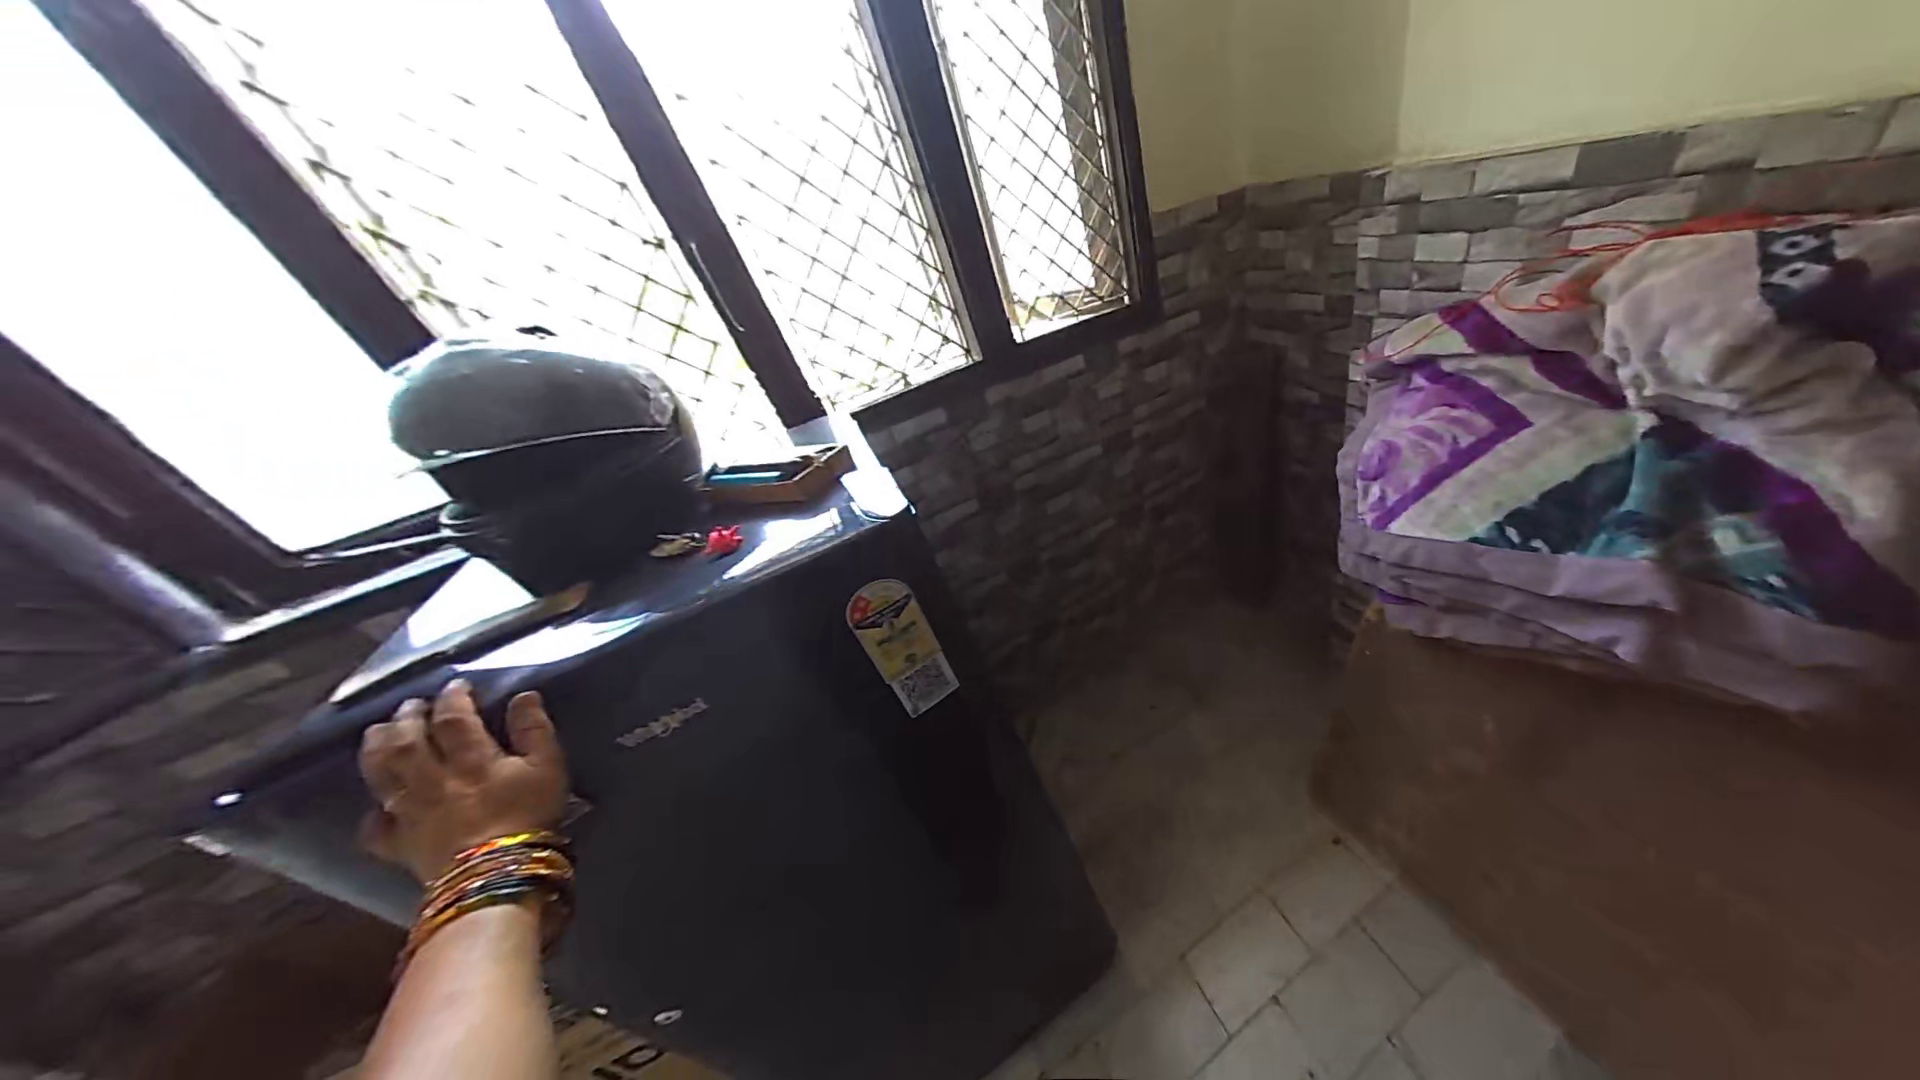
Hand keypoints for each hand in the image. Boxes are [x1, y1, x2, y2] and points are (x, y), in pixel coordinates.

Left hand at [358, 679, 567, 881]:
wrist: (498, 876)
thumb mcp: (549, 766)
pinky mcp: (397, 844)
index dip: (452, 698)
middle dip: (406, 717)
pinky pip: (374, 826)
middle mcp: (431, 779)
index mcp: (470, 758)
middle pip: (405, 741)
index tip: (457, 686)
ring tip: (381, 733)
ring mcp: (408, 812)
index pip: (452, 718)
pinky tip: (380, 803)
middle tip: (413, 706)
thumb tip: (523, 696)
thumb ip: (535, 730)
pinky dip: (373, 812)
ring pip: (379, 774)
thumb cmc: (530, 815)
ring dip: (376, 748)